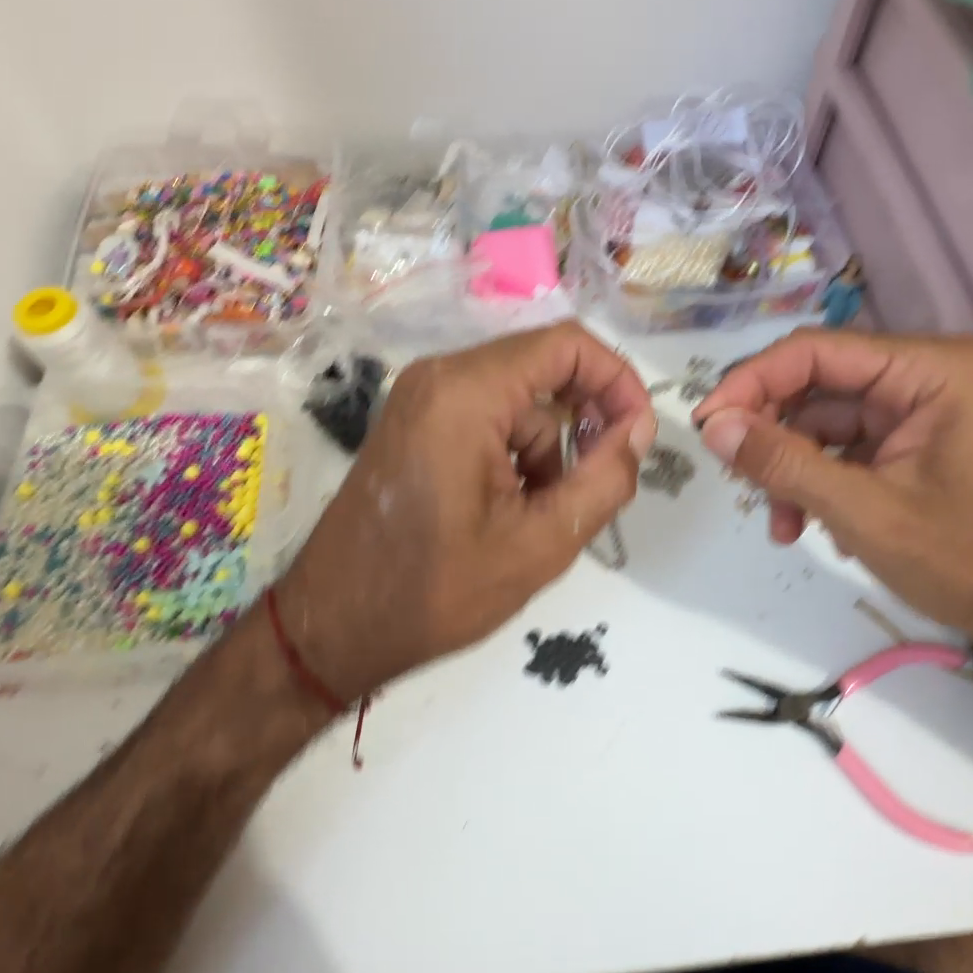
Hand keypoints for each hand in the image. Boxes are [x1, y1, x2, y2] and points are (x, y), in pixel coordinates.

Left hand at [275, 323, 656, 696]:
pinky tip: (509, 510)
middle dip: (584, 422)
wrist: (334, 626)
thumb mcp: (540, 543)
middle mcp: (439, 378)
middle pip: (542, 369)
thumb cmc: (434, 591)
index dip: (617, 381)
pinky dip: (514, 454)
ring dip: (548, 449)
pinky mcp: (414, 425)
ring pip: (518, 401)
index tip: (638, 437)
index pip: (567, 345)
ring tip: (542, 516)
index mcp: (465, 393)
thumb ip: (603, 481)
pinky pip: (486, 417)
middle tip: (602, 481)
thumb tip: (638, 432)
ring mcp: (420, 399)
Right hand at [691, 329, 972, 656]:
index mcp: (931, 370)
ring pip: (827, 421)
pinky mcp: (918, 442)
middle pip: (819, 385)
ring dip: (794, 469)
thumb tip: (713, 427)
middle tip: (734, 476)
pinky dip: (821, 482)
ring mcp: (923, 410)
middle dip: (773, 433)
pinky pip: (849, 448)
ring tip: (781, 524)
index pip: (817, 352)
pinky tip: (809, 525)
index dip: (752, 383)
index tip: (705, 425)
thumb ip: (785, 464)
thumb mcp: (865, 513)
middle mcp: (927, 374)